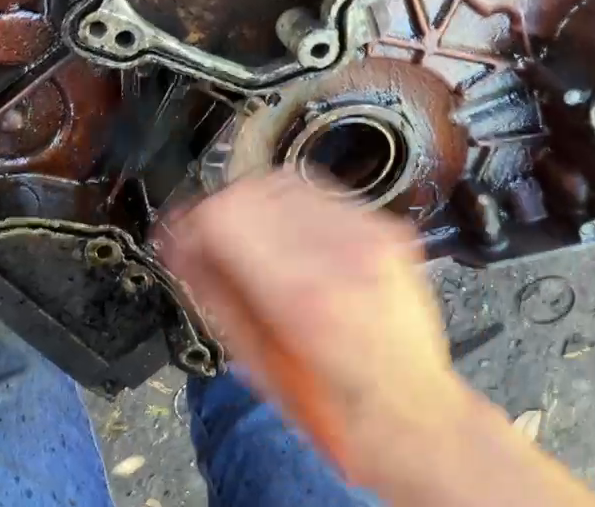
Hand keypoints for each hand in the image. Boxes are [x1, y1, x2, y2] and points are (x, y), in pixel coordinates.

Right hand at [159, 173, 594, 506]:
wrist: (414, 414)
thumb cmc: (340, 404)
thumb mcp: (257, 360)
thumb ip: (214, 293)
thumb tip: (180, 247)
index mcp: (302, 295)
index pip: (222, 214)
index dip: (189, 222)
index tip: (181, 236)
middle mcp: (340, 255)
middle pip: (247, 190)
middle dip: (219, 212)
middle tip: (211, 239)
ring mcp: (368, 236)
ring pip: (280, 180)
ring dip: (254, 204)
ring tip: (253, 237)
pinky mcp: (386, 229)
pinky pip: (319, 190)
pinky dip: (291, 205)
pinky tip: (291, 236)